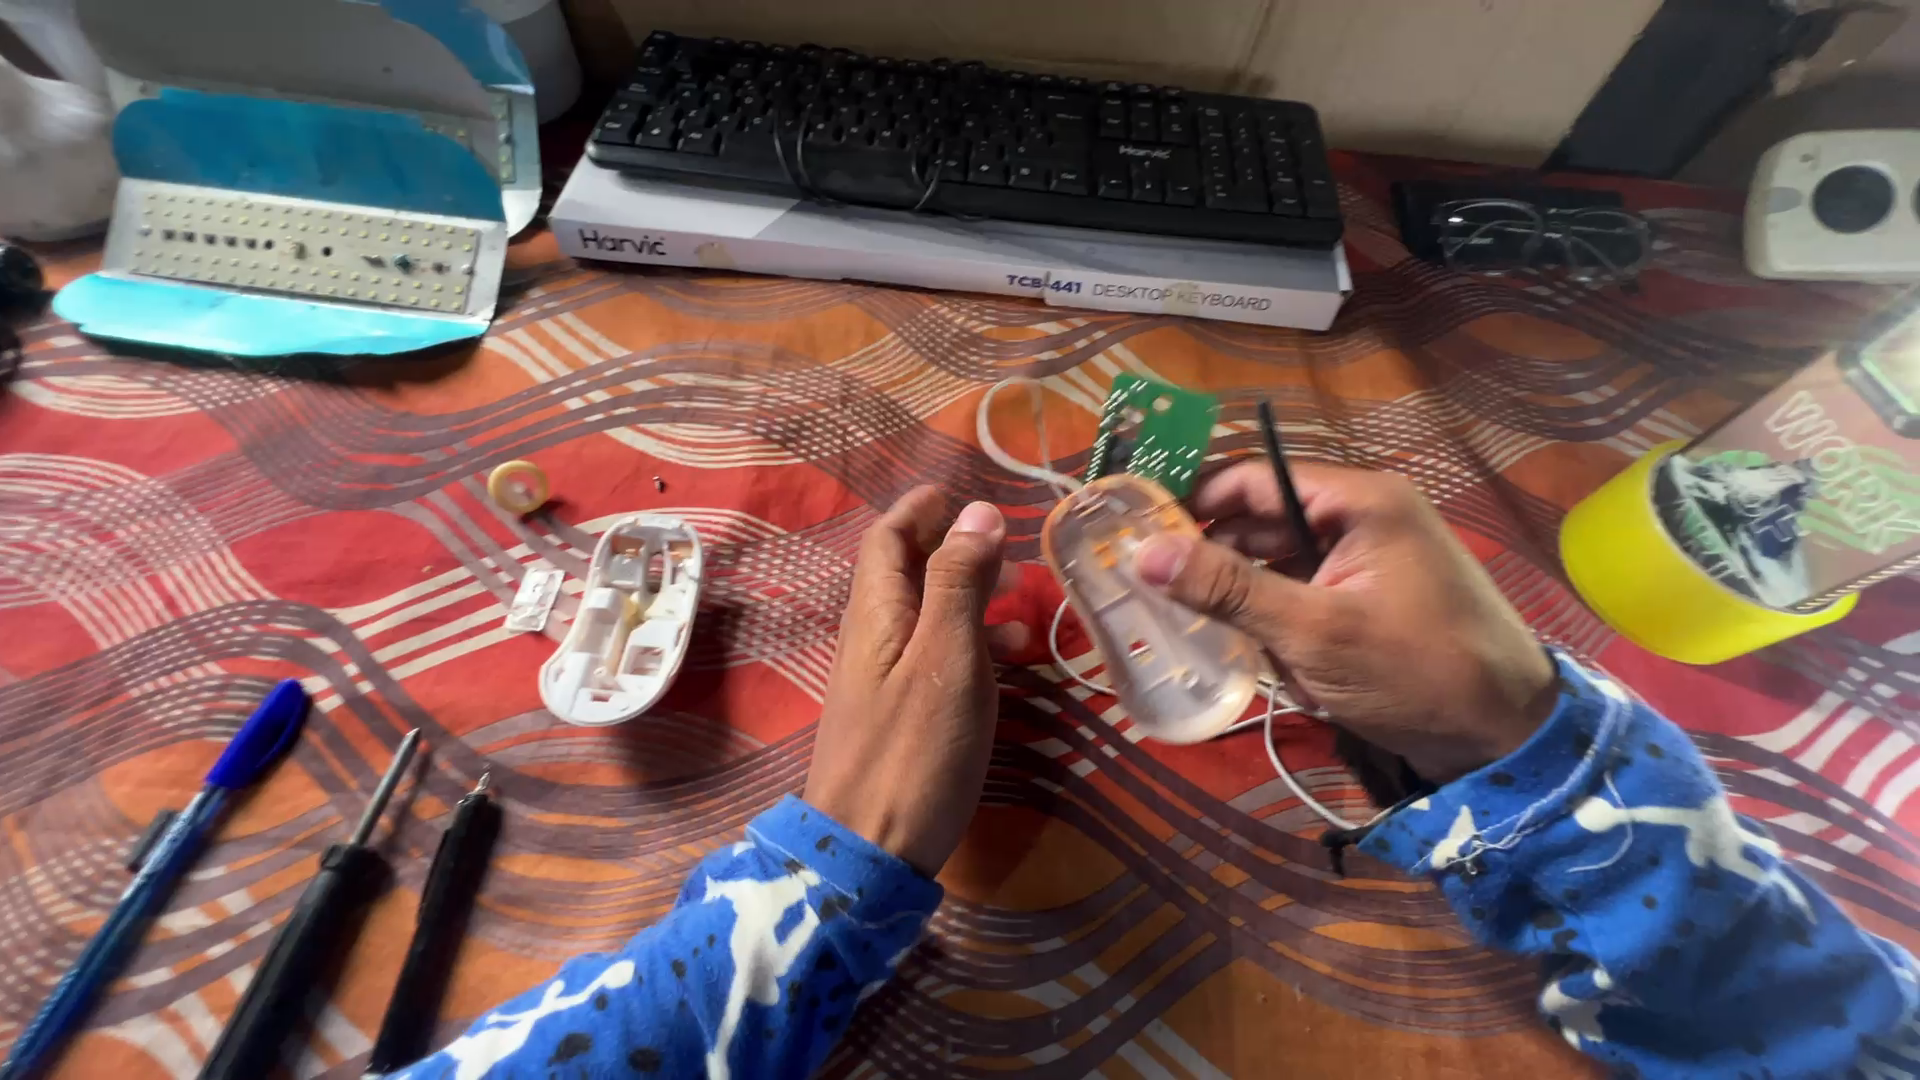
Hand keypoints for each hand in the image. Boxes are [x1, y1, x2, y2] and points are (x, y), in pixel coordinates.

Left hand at [805, 487, 1006, 875]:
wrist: (871, 851)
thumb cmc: (915, 749)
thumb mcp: (947, 657)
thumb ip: (959, 583)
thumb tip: (976, 512)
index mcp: (877, 612)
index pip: (888, 538)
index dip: (920, 510)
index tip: (960, 494)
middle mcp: (873, 634)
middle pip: (906, 571)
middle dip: (952, 548)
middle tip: (1004, 547)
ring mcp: (884, 675)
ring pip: (927, 613)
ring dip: (970, 594)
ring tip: (1021, 598)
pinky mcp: (901, 710)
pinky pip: (935, 654)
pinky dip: (971, 640)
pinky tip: (1009, 656)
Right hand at [1133, 463, 1558, 783]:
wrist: (1508, 741)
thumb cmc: (1415, 672)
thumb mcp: (1312, 630)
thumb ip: (1228, 588)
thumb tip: (1143, 553)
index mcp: (1357, 500)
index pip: (1252, 477)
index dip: (1193, 501)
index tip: (1140, 535)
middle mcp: (1358, 514)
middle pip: (1259, 516)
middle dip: (1211, 552)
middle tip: (1153, 585)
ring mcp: (1362, 555)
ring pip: (1272, 555)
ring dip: (1238, 589)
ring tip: (1193, 618)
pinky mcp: (1361, 592)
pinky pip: (1295, 586)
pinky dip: (1268, 612)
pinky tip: (1248, 643)